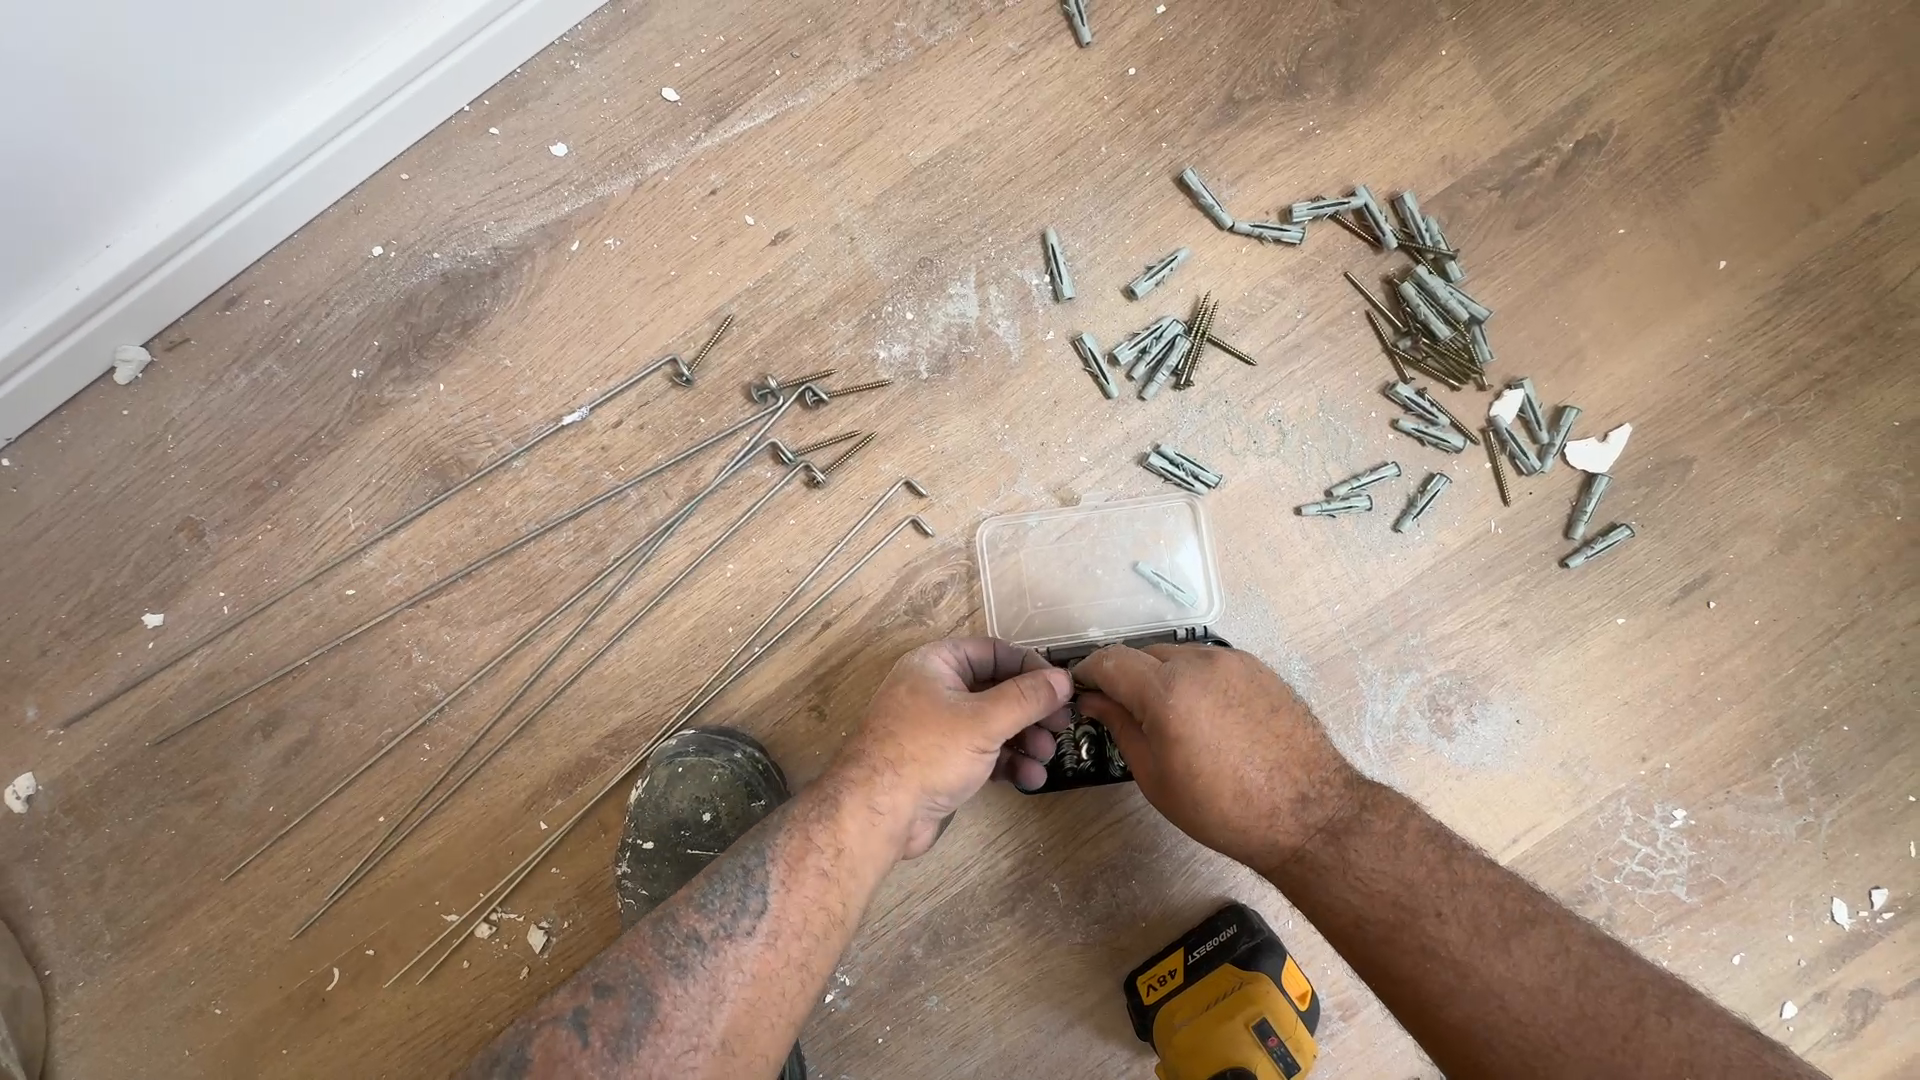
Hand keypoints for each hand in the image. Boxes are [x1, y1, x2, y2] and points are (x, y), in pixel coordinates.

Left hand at [832, 637, 1072, 858]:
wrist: (877, 813)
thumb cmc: (928, 753)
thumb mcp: (984, 720)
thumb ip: (1027, 698)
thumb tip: (1064, 679)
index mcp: (936, 664)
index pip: (993, 652)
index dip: (1030, 667)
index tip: (1061, 689)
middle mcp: (935, 689)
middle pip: (996, 690)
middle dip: (1031, 711)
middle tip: (1061, 727)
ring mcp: (936, 728)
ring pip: (992, 724)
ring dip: (1023, 740)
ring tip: (1046, 757)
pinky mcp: (939, 762)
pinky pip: (981, 752)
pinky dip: (1006, 762)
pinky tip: (1029, 778)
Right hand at [1074, 644, 1362, 870]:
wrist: (1309, 814)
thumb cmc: (1223, 809)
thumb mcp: (1155, 776)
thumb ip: (1120, 727)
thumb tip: (1094, 700)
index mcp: (1166, 692)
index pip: (1109, 662)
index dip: (1088, 672)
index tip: (1081, 689)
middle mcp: (1197, 663)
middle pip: (1142, 655)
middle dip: (1124, 677)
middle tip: (1123, 710)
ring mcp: (1231, 660)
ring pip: (1176, 656)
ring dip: (1159, 676)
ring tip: (1167, 715)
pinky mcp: (1256, 667)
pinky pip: (1208, 662)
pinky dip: (1192, 678)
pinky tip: (1203, 713)